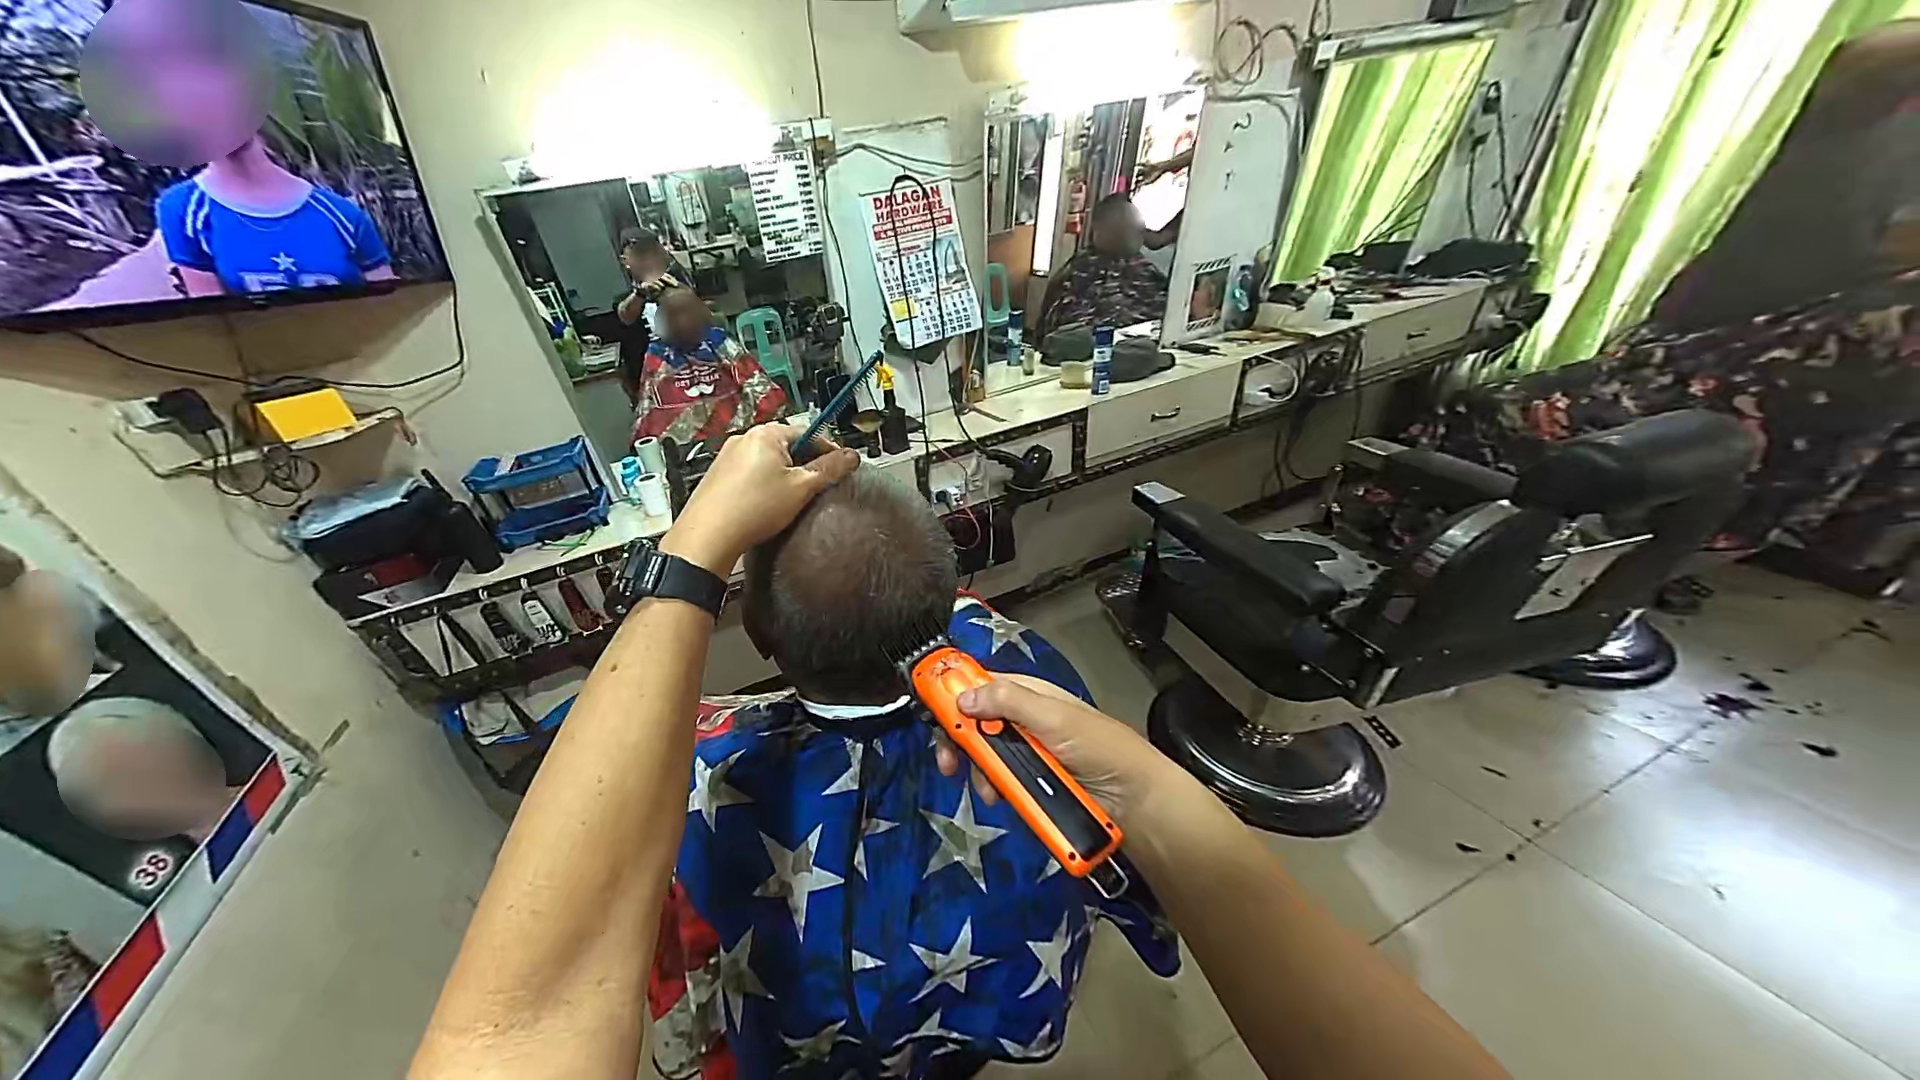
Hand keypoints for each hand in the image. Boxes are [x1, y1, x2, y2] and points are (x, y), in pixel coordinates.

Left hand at [658, 423, 858, 574]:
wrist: (709, 536)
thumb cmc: (752, 508)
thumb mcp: (802, 488)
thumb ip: (830, 469)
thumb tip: (851, 456)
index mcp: (766, 434)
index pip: (810, 432)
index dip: (829, 451)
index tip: (841, 468)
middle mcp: (745, 439)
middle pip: (789, 446)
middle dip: (806, 465)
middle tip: (816, 489)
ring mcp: (729, 456)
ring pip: (770, 461)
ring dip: (785, 476)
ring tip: (791, 501)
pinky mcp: (721, 475)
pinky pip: (753, 473)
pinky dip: (766, 485)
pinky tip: (769, 505)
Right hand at [934, 674, 1190, 828]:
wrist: (1135, 800)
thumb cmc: (1099, 748)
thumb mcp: (1053, 718)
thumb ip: (1008, 703)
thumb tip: (962, 696)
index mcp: (1027, 694)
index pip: (980, 685)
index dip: (954, 693)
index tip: (933, 711)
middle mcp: (1021, 720)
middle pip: (974, 722)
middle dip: (960, 740)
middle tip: (949, 763)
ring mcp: (1025, 752)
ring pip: (984, 755)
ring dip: (979, 770)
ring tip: (989, 789)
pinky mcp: (1029, 783)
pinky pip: (999, 780)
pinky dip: (994, 788)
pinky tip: (1000, 798)